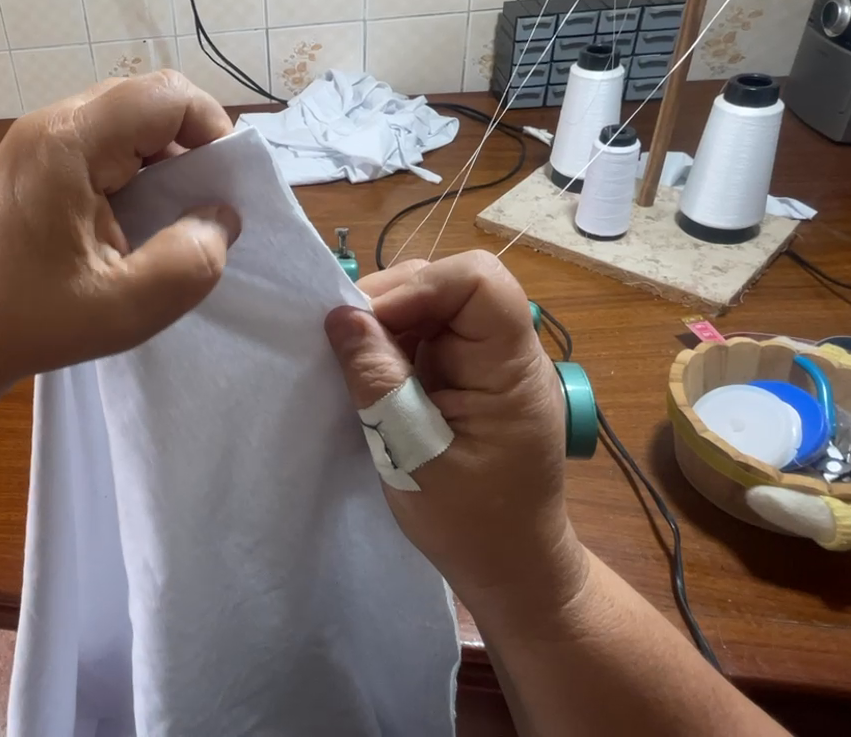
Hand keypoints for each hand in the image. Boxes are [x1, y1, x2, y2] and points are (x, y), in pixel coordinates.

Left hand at [0, 71, 240, 413]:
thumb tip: (221, 217)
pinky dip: (129, 168)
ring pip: (122, 120)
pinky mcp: (27, 162)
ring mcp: (32, 140)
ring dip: (159, 158)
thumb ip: (192, 261)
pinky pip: (96, 142)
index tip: (223, 187)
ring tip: (168, 216)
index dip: (211, 130)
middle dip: (188, 143)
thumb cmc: (27, 322)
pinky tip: (129, 219)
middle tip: (200, 204)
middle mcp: (48, 124)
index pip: (166, 95)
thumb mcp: (126, 307)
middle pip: (143, 99)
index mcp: (68, 142)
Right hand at [325, 252, 587, 626]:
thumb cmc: (471, 523)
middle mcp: (503, 351)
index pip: (479, 283)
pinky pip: (422, 331)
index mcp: (510, 369)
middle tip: (347, 343)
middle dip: (390, 302)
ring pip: (429, 302)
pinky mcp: (464, 372)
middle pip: (447, 283)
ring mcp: (483, 360)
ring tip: (355, 359)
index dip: (421, 287)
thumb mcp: (413, 455)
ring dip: (384, 322)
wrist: (509, 567)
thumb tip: (340, 316)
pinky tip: (370, 371)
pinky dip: (387, 341)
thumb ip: (379, 380)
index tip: (371, 325)